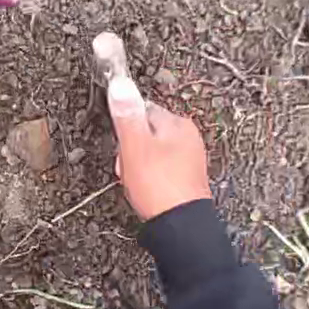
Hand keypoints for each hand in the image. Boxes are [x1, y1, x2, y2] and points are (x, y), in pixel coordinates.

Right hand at [106, 71, 211, 220]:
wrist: (179, 226)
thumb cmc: (160, 187)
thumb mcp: (135, 145)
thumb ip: (126, 114)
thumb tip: (120, 82)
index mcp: (178, 124)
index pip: (142, 110)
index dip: (125, 129)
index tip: (122, 144)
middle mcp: (187, 138)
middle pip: (145, 133)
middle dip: (131, 150)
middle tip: (130, 167)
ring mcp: (188, 159)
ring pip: (150, 153)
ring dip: (137, 166)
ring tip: (138, 182)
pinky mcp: (184, 178)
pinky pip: (158, 170)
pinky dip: (148, 178)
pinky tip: (145, 190)